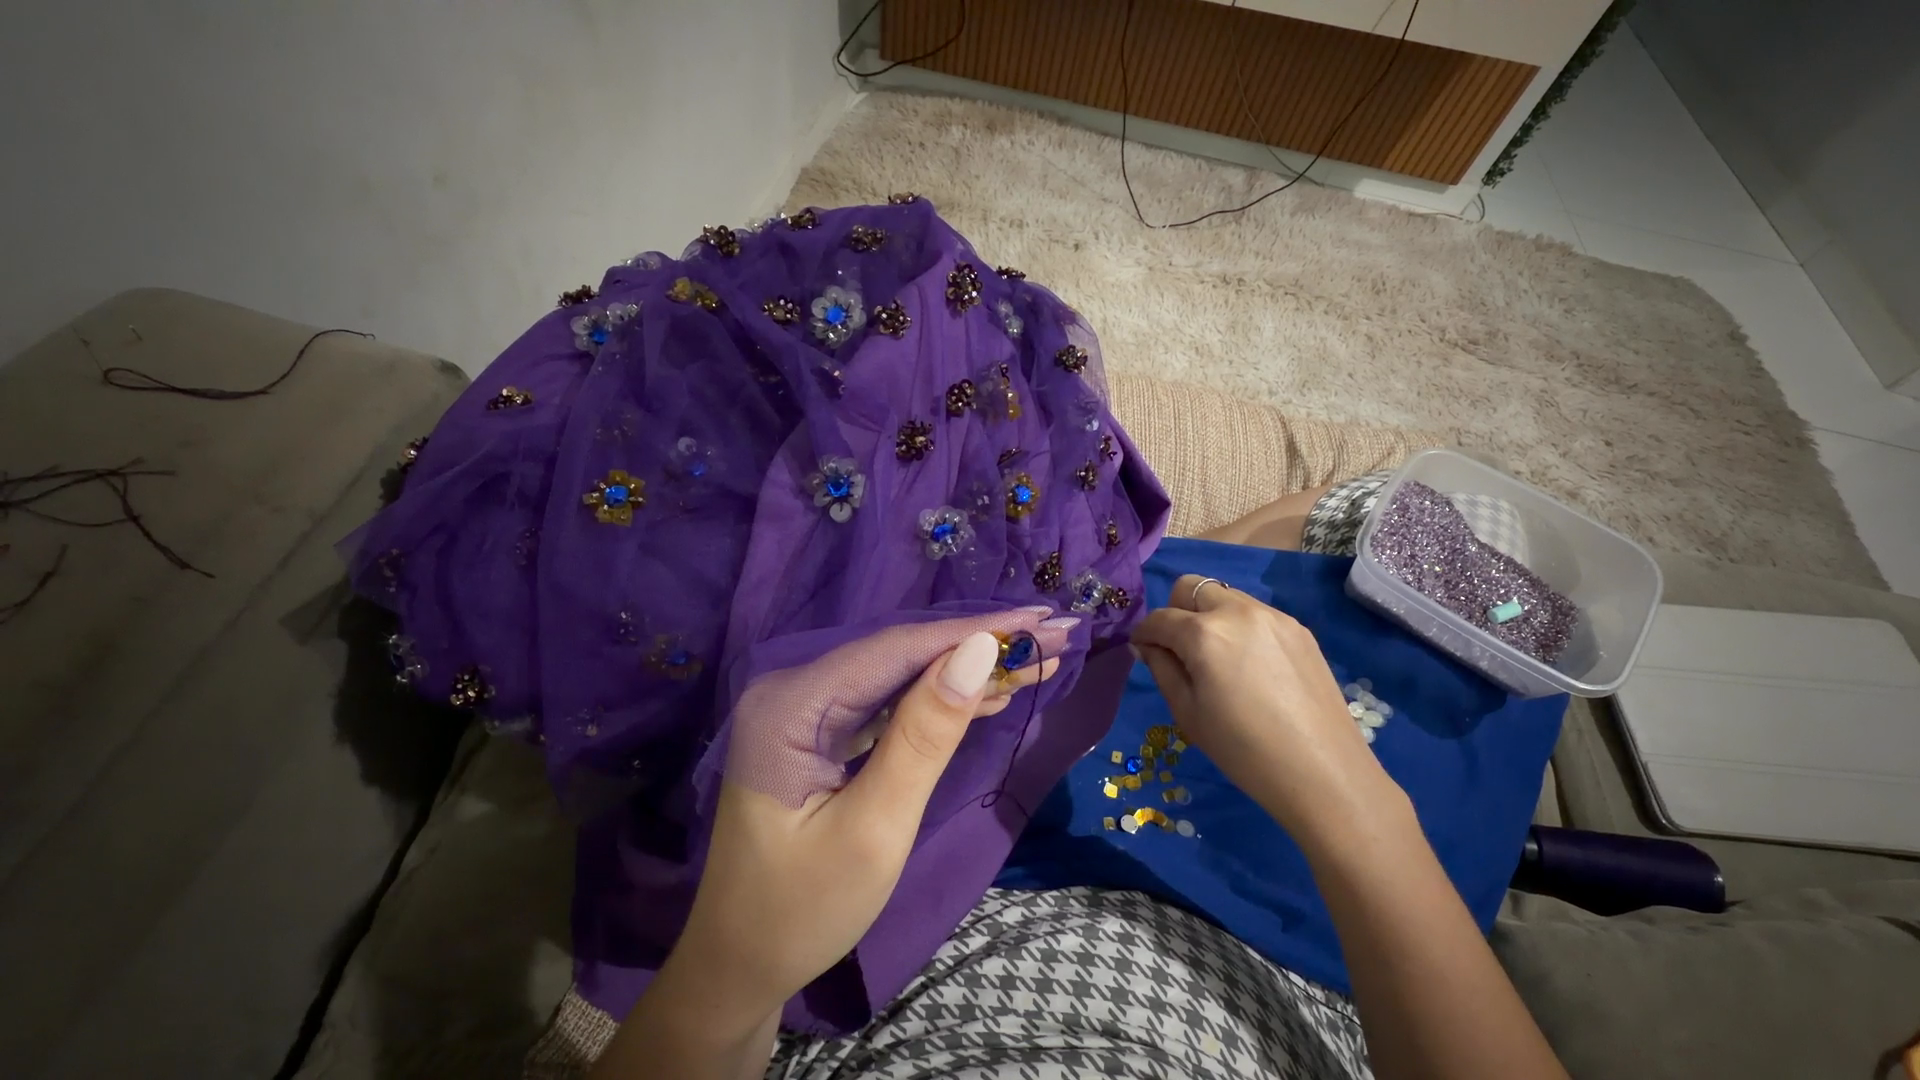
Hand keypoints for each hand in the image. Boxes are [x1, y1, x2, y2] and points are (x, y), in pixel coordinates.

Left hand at [654, 610, 1069, 1026]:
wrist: (742, 967)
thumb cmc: (805, 910)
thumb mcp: (876, 827)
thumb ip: (926, 735)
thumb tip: (978, 650)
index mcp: (791, 705)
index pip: (897, 650)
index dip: (974, 632)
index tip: (1043, 619)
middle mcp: (793, 692)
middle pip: (900, 656)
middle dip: (979, 646)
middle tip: (1056, 635)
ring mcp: (805, 713)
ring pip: (900, 678)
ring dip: (966, 673)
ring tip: (1039, 660)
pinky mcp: (819, 735)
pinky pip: (888, 706)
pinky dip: (939, 704)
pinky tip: (990, 695)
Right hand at [1131, 574, 1395, 841]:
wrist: (1323, 772)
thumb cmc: (1243, 750)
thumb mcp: (1187, 713)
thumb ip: (1162, 669)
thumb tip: (1149, 646)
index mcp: (1204, 634)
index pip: (1159, 618)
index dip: (1144, 634)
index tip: (1142, 651)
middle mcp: (1238, 611)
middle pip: (1192, 588)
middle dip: (1177, 612)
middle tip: (1181, 650)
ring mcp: (1274, 617)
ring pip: (1226, 597)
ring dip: (1210, 617)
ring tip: (1219, 660)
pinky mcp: (1300, 630)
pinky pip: (1256, 615)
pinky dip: (1241, 628)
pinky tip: (1252, 668)